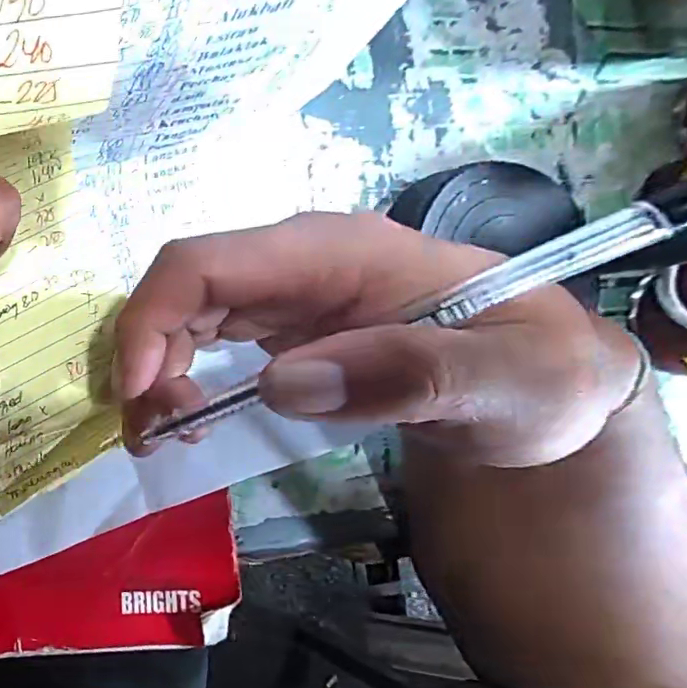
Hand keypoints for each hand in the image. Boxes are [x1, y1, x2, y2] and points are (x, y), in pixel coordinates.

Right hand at [113, 212, 642, 467]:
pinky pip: (199, 340)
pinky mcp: (277, 325)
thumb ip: (410, 375)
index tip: (142, 397)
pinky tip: (189, 419)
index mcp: (335, 251)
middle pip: (178, 291)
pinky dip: (175, 380)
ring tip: (168, 436)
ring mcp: (283, 292)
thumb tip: (279, 382)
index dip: (150, 322)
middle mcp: (294, 261)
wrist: (544, 384)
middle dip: (146, 361)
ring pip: (179, 316)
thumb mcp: (510, 383)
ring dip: (154, 375)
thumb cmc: (534, 376)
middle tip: (161, 435)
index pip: (204, 263)